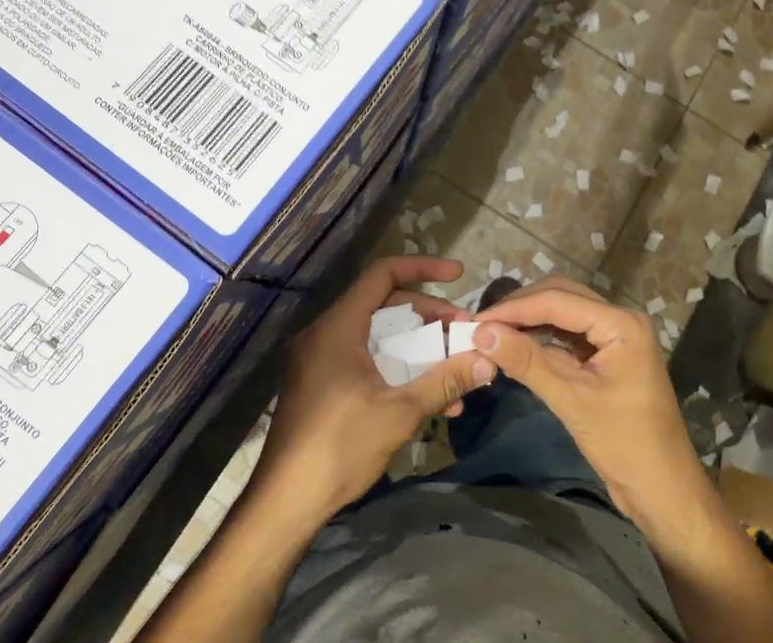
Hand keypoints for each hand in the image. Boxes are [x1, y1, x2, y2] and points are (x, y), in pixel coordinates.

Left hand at [257, 257, 495, 515]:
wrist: (285, 503)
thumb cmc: (338, 447)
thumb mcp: (400, 412)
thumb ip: (444, 381)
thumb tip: (488, 360)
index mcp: (337, 328)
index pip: (382, 275)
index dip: (423, 268)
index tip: (458, 276)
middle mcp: (324, 335)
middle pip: (384, 307)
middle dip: (429, 319)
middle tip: (463, 335)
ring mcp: (319, 361)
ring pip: (378, 339)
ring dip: (419, 352)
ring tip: (456, 373)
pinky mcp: (320, 386)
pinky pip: (365, 362)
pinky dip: (397, 371)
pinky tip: (431, 402)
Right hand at [471, 279, 705, 526]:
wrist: (663, 490)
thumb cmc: (624, 443)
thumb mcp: (571, 400)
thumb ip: (527, 361)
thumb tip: (481, 334)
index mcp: (621, 324)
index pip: (557, 300)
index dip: (513, 308)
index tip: (474, 322)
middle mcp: (620, 321)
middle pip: (561, 298)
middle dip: (520, 309)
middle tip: (480, 326)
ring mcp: (616, 339)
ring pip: (564, 316)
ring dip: (529, 322)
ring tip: (491, 335)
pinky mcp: (608, 358)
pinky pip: (569, 338)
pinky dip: (542, 340)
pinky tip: (516, 349)